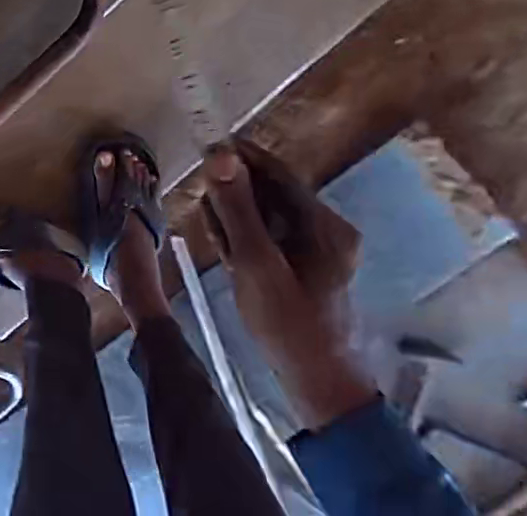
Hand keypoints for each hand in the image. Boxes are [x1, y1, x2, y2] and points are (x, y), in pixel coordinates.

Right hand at [203, 139, 375, 429]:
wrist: (317, 383)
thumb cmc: (288, 322)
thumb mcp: (254, 263)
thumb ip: (236, 208)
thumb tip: (219, 154)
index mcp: (324, 225)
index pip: (276, 173)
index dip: (240, 156)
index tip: (203, 144)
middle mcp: (323, 228)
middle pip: (265, 191)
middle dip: (231, 199)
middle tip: (211, 223)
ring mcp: (313, 246)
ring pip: (258, 212)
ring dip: (232, 221)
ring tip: (221, 247)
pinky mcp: (300, 261)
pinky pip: (262, 232)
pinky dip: (240, 237)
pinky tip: (230, 256)